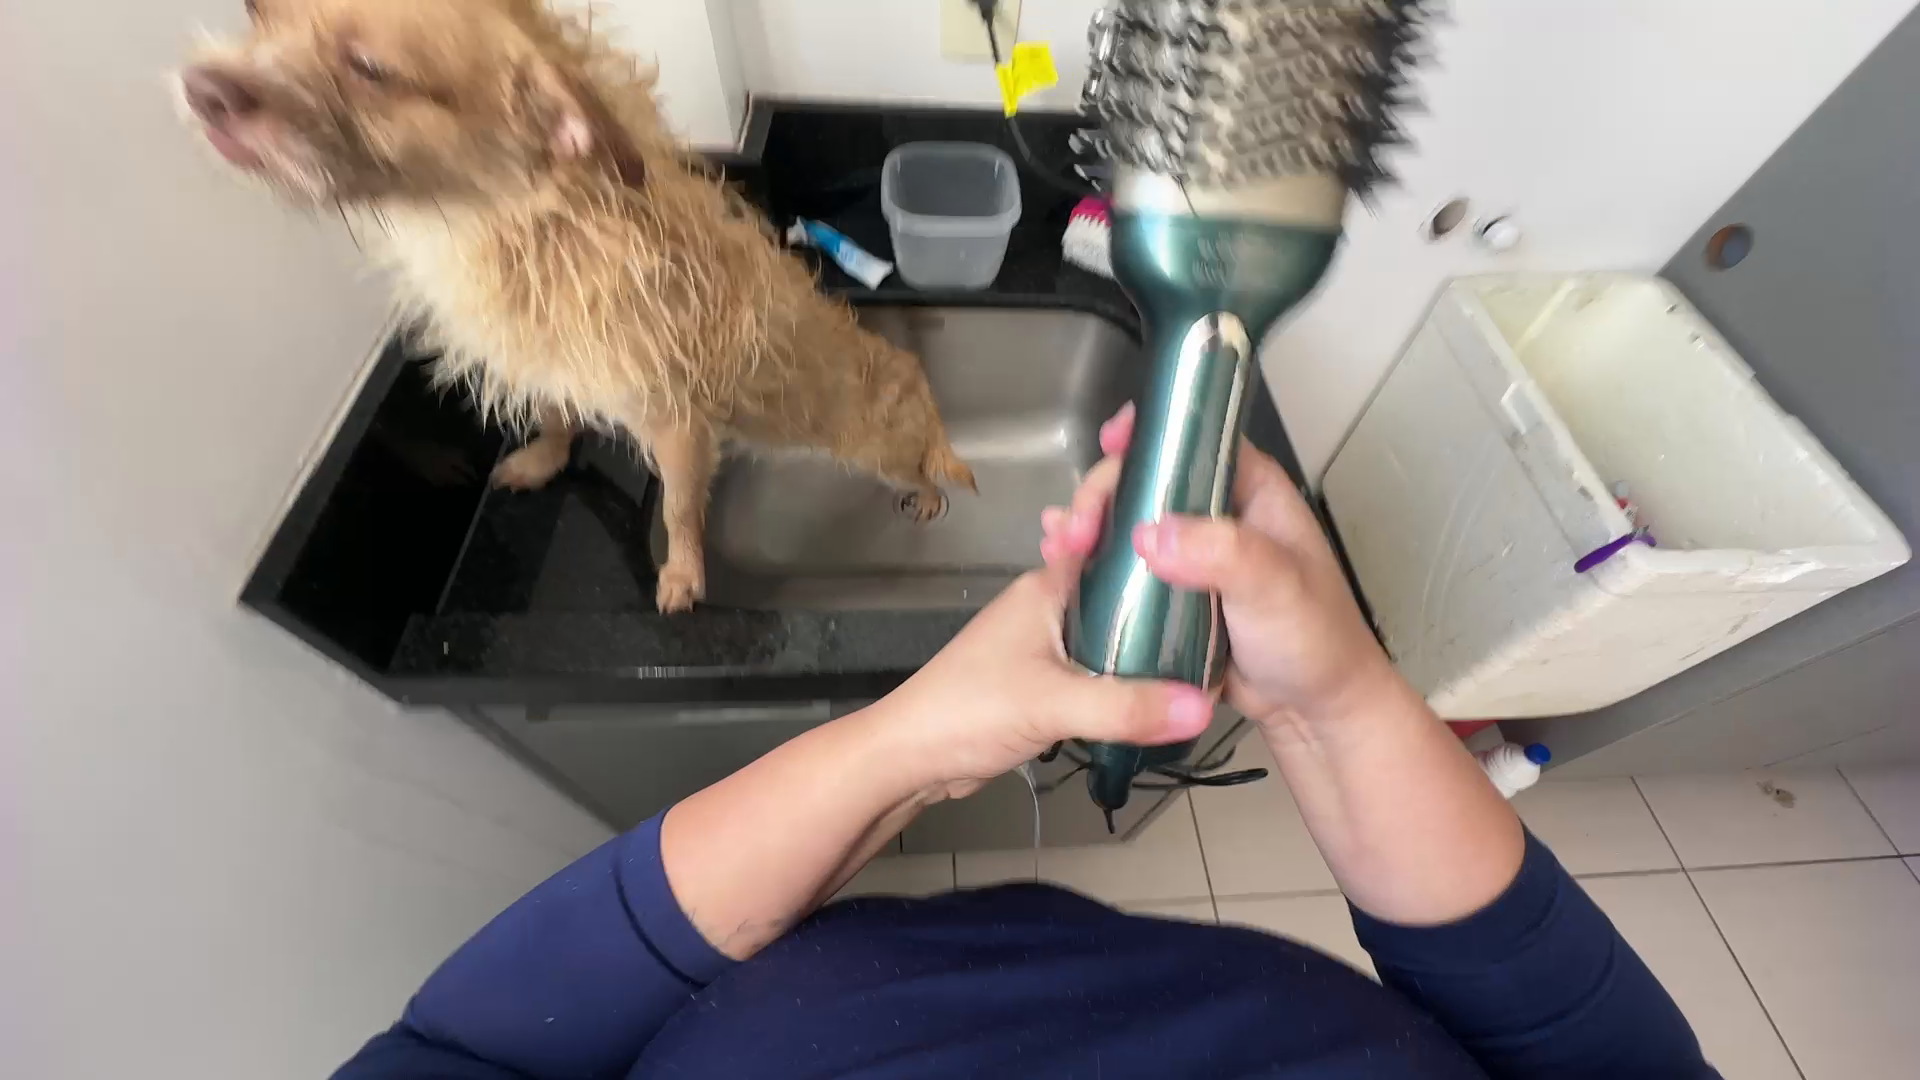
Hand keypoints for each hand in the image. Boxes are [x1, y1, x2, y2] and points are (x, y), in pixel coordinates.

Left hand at [865, 550, 1216, 798]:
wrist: (914, 755)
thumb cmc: (971, 710)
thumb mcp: (1052, 704)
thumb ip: (1126, 707)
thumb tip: (1204, 707)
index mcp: (1049, 585)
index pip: (1115, 547)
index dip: (1164, 548)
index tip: (1219, 563)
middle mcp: (1050, 602)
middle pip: (1122, 594)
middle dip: (1169, 607)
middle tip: (1229, 624)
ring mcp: (1046, 639)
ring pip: (1113, 633)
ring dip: (1149, 646)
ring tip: (1210, 657)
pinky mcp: (1045, 676)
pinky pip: (1100, 666)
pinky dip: (1128, 676)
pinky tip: (1164, 691)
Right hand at [1041, 404, 1401, 739]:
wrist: (1309, 706)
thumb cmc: (1313, 639)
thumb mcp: (1278, 588)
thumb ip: (1225, 554)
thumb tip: (1150, 536)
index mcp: (1248, 490)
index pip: (1194, 440)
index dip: (1149, 434)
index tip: (1110, 441)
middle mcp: (1213, 512)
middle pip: (1145, 479)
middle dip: (1102, 493)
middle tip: (1076, 530)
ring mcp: (1187, 552)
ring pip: (1126, 519)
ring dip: (1087, 525)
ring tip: (1057, 546)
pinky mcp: (1166, 590)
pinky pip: (1121, 564)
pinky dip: (1088, 560)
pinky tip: (1058, 561)